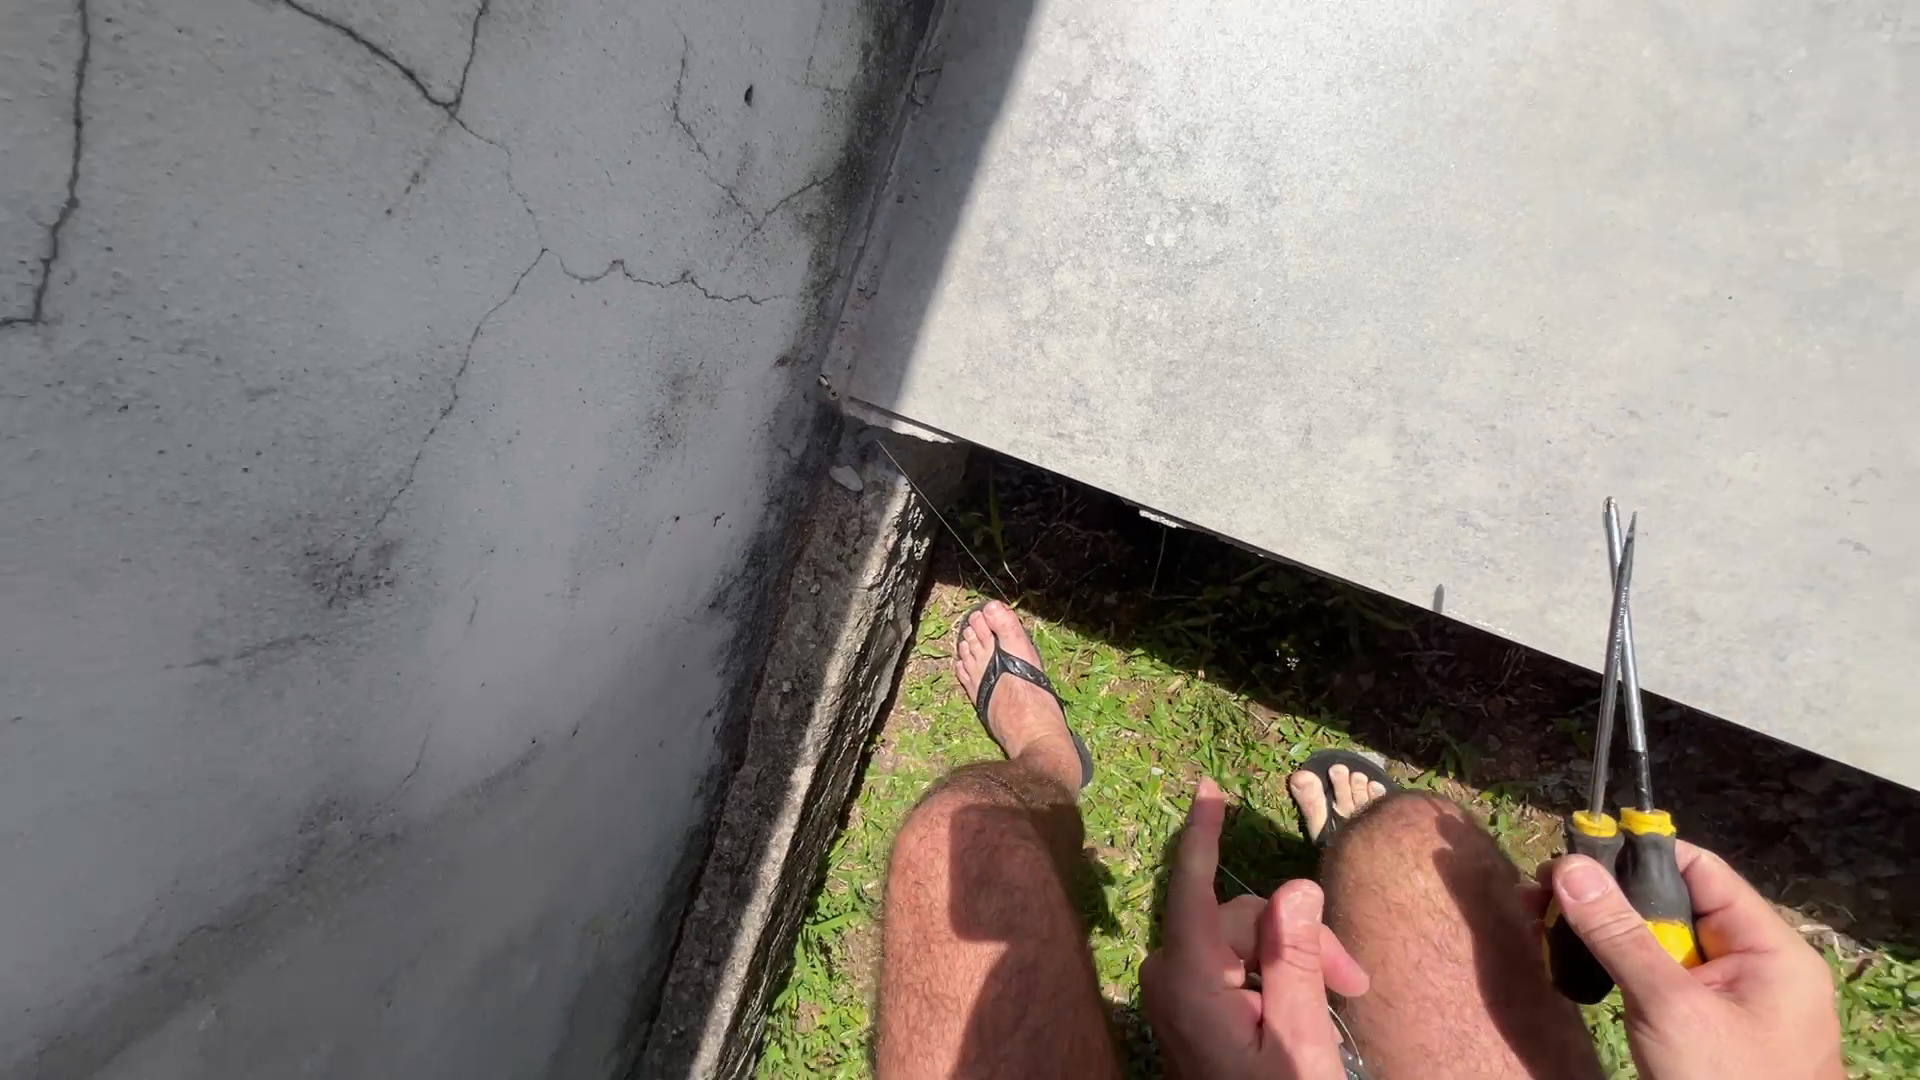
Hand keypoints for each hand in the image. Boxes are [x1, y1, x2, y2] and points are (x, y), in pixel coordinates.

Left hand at [1140, 778, 1368, 1079]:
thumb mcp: (1300, 1043)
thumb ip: (1295, 961)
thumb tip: (1295, 887)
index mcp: (1187, 979)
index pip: (1192, 886)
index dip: (1203, 832)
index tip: (1206, 786)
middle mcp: (1170, 975)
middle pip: (1239, 921)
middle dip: (1302, 939)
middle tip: (1360, 981)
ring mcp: (1176, 992)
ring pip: (1242, 944)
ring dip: (1296, 961)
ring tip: (1347, 995)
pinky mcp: (1189, 1006)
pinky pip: (1233, 968)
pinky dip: (1275, 977)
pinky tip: (1309, 1004)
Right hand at [1546, 840, 1843, 1079]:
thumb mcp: (1668, 1005)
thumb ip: (1618, 932)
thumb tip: (1569, 863)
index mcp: (1766, 948)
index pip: (1697, 869)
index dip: (1635, 851)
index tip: (1572, 847)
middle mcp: (1745, 958)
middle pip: (1661, 897)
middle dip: (1596, 889)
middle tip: (1536, 888)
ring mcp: (1717, 986)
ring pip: (1643, 929)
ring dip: (1586, 920)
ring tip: (1533, 915)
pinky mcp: (1689, 1009)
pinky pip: (1639, 961)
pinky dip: (1597, 950)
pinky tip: (1556, 947)